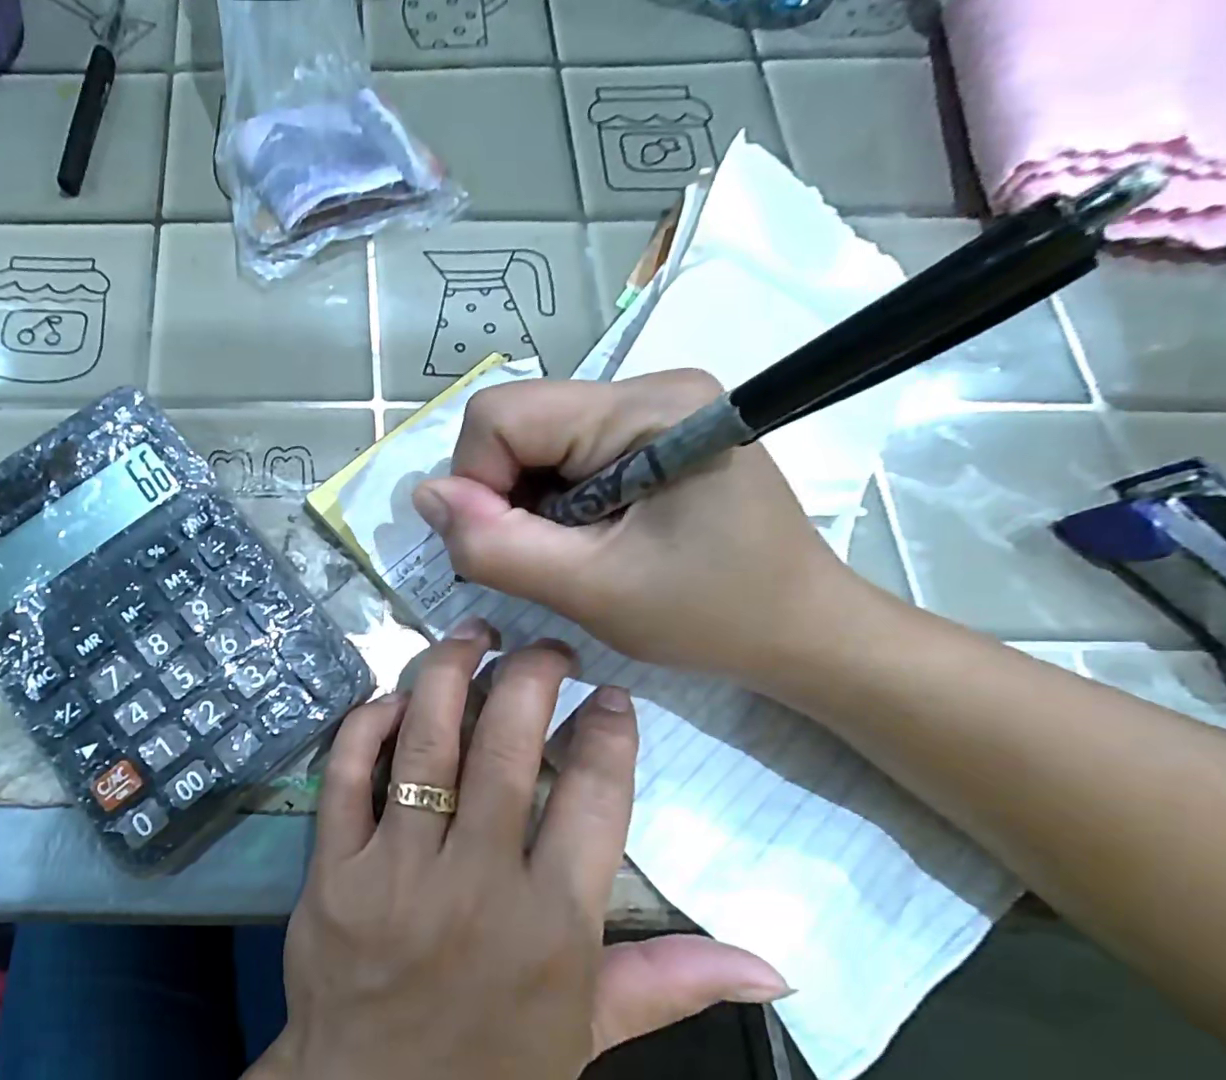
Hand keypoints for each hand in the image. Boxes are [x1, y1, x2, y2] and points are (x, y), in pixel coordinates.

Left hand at [249, 626, 787, 1079]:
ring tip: (472, 633)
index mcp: (552, 925)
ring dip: (449, 671)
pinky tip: (393, 697)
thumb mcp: (587, 1035)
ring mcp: (396, 872)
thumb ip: (669, 985)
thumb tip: (773, 969)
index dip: (609, 733)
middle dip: (532, 675)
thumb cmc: (489, 1067)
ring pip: (427, 741)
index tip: (610, 694)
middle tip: (543, 645)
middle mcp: (477, 884)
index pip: (596, 799)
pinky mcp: (332, 872)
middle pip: (508, 746)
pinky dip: (368, 724)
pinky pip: (346, 775)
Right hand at [412, 371, 865, 681]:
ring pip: (531, 440)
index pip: (501, 416)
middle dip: (505, 497)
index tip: (509, 549)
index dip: (479, 485)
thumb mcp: (593, 592)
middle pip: (515, 424)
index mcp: (647, 407)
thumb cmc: (713, 617)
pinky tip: (587, 537)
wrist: (802, 630)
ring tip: (573, 553)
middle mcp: (647, 386)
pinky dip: (551, 501)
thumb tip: (424, 496)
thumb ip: (498, 547)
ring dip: (527, 503)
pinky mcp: (649, 430)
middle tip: (546, 558)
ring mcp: (650, 404)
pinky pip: (561, 453)